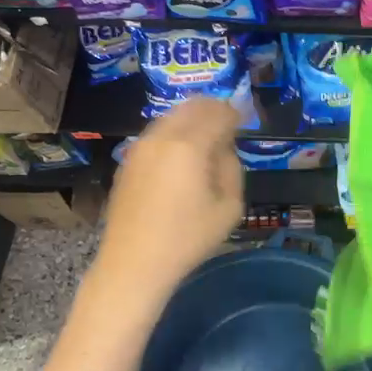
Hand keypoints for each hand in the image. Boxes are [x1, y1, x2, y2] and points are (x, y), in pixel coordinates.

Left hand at [96, 99, 243, 287]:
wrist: (133, 263)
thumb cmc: (187, 239)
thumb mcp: (229, 207)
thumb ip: (231, 167)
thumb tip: (223, 149)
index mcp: (189, 146)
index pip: (218, 113)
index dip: (235, 114)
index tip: (244, 121)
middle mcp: (161, 138)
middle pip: (191, 107)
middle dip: (212, 110)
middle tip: (227, 123)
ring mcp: (139, 148)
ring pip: (170, 117)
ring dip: (191, 120)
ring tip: (205, 139)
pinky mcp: (127, 162)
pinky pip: (156, 135)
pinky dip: (173, 134)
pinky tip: (180, 157)